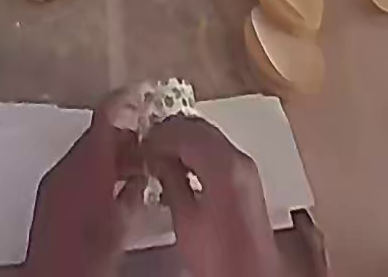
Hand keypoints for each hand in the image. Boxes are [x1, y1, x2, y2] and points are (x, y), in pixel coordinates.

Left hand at [24, 89, 148, 276]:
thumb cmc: (91, 253)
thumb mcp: (123, 222)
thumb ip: (133, 191)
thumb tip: (142, 174)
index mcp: (89, 162)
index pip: (106, 114)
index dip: (124, 99)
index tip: (141, 90)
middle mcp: (69, 164)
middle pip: (98, 135)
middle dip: (124, 138)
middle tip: (147, 147)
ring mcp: (56, 179)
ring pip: (87, 154)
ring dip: (110, 158)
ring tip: (134, 172)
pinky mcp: (49, 195)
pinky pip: (75, 171)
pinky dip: (95, 173)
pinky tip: (110, 190)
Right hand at [141, 116, 282, 276]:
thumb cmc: (222, 260)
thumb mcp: (186, 222)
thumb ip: (170, 182)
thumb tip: (157, 160)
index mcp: (223, 165)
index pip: (184, 132)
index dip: (158, 136)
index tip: (142, 144)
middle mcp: (237, 158)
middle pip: (198, 127)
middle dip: (170, 133)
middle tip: (148, 146)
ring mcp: (244, 164)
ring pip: (206, 134)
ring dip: (182, 139)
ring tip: (160, 156)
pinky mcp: (245, 175)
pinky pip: (216, 147)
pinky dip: (196, 149)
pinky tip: (181, 165)